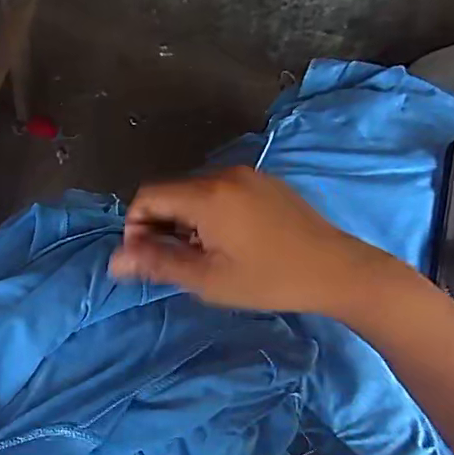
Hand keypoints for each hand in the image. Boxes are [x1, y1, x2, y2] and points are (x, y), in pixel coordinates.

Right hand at [108, 166, 411, 317]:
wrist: (339, 270)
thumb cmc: (269, 280)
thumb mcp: (207, 279)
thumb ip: (157, 263)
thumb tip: (114, 261)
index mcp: (207, 195)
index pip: (148, 196)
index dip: (136, 226)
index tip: (148, 258)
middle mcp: (224, 174)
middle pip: (171, 191)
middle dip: (161, 224)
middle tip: (177, 261)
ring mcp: (248, 175)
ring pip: (195, 191)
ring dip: (185, 220)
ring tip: (204, 255)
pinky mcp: (265, 182)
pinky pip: (220, 191)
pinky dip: (209, 213)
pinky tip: (229, 242)